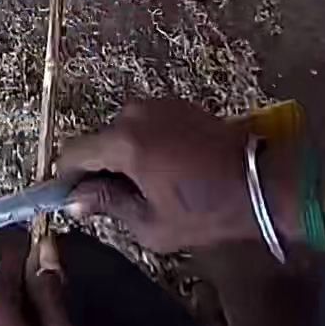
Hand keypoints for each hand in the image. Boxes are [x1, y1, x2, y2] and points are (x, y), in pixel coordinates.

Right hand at [58, 99, 255, 252]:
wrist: (257, 180)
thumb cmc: (204, 209)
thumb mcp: (152, 223)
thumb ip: (108, 205)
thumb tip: (74, 200)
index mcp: (124, 142)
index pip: (74, 151)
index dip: (67, 175)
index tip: (71, 197)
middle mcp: (133, 113)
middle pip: (98, 141)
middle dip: (100, 168)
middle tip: (120, 200)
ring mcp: (154, 104)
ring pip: (121, 132)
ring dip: (124, 155)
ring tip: (150, 184)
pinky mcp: (172, 102)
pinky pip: (143, 123)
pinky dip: (144, 142)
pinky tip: (167, 166)